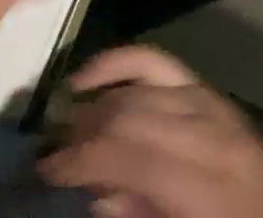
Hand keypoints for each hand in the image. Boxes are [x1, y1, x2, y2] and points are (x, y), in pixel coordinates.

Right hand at [41, 47, 262, 217]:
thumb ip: (141, 216)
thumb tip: (95, 195)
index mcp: (216, 190)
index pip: (134, 159)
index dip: (83, 162)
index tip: (46, 173)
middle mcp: (214, 138)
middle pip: (129, 118)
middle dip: (82, 136)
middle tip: (52, 155)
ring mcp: (211, 106)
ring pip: (135, 92)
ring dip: (93, 109)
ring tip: (68, 132)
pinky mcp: (206, 90)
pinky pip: (154, 61)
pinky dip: (116, 64)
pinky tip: (86, 77)